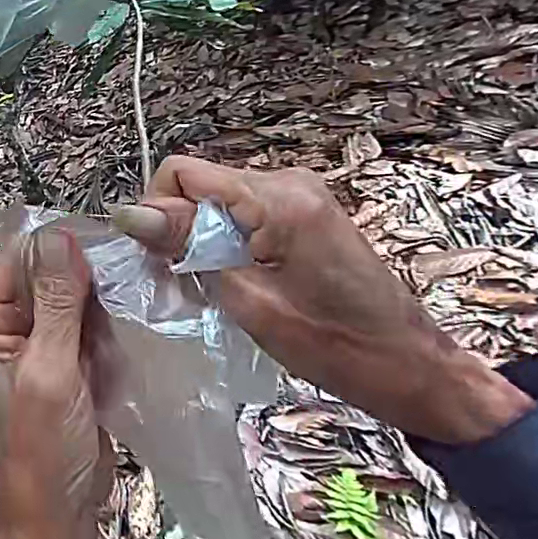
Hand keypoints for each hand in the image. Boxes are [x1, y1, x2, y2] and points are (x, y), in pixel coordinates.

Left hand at [0, 228, 113, 538]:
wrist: (57, 520)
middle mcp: (6, 327)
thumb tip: (62, 237)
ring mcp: (39, 345)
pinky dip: (109, 320)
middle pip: (46, 275)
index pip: (16, 259)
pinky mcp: (67, 362)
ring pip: (72, 299)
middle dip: (85, 271)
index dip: (58, 246)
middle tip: (132, 262)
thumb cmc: (42, 450)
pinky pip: (87, 325)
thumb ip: (56, 304)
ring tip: (140, 283)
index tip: (106, 241)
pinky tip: (137, 312)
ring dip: (102, 295)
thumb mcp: (48, 373)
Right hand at [111, 155, 532, 444]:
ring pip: (217, 201)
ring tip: (212, 291)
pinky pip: (243, 214)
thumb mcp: (249, 301)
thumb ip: (188, 247)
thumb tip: (128, 214)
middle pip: (200, 185)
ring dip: (200, 241)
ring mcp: (300, 194)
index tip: (161, 262)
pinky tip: (235, 282)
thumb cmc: (332, 345)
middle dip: (179, 230)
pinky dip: (225, 244)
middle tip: (185, 286)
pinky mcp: (305, 212)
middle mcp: (288, 180)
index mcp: (277, 197)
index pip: (182, 172)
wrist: (409, 366)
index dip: (157, 211)